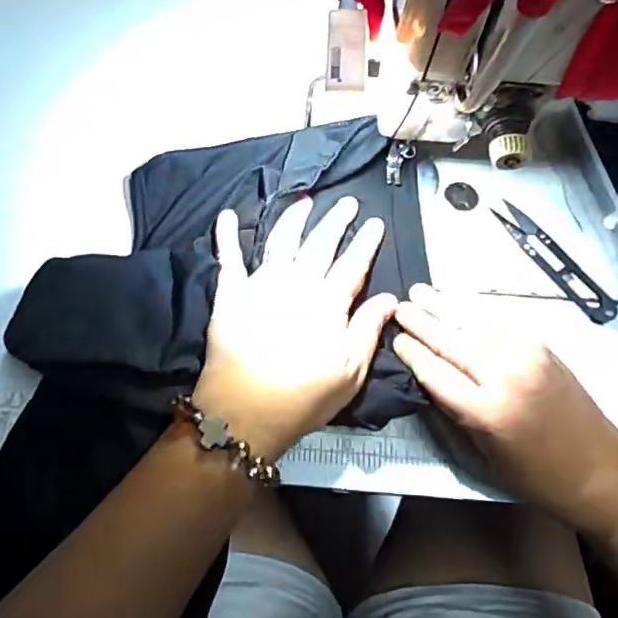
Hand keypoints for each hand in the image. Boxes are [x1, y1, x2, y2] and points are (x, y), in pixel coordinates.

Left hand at [191, 197, 396, 461]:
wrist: (242, 415)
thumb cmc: (303, 397)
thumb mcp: (351, 371)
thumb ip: (368, 328)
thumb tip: (389, 297)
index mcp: (329, 302)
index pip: (353, 263)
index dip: (366, 242)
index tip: (375, 222)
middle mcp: (297, 284)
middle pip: (321, 244)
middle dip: (337, 221)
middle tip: (348, 203)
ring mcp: (261, 286)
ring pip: (282, 242)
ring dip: (295, 219)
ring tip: (306, 202)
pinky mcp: (231, 296)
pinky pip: (230, 260)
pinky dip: (227, 235)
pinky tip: (227, 215)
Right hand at [391, 284, 617, 533]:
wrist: (597, 465)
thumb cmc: (536, 476)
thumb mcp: (484, 459)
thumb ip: (453, 419)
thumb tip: (427, 384)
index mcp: (486, 412)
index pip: (437, 373)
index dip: (413, 354)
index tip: (395, 338)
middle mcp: (504, 375)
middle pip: (453, 341)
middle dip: (423, 322)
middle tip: (399, 306)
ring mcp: (526, 355)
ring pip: (476, 323)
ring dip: (446, 306)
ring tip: (421, 292)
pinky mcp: (541, 346)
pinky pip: (500, 323)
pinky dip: (476, 311)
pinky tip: (460, 302)